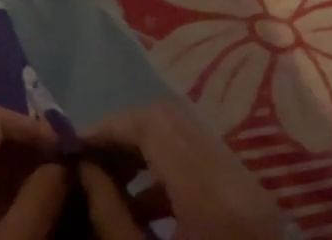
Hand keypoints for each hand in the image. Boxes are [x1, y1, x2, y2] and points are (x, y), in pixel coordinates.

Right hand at [81, 100, 288, 239]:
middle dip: (124, 132)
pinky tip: (145, 205)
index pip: (152, 124)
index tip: (75, 148)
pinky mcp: (256, 208)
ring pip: (188, 137)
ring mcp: (253, 193)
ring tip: (112, 181)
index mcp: (211, 199)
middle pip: (170, 121)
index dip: (108, 126)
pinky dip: (169, 168)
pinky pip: (205, 163)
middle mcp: (238, 182)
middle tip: (91, 159)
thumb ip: (108, 211)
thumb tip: (82, 167)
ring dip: (145, 147)